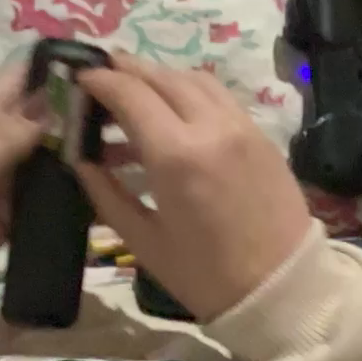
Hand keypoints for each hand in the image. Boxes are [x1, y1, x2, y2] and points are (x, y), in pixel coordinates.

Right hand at [76, 54, 312, 322]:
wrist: (282, 289)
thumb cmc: (206, 276)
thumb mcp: (145, 242)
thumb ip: (107, 194)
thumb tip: (82, 160)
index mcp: (176, 155)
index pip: (130, 94)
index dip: (99, 80)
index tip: (79, 78)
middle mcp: (211, 126)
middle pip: (162, 77)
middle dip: (127, 70)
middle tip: (102, 77)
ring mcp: (242, 127)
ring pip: (196, 80)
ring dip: (161, 78)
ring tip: (137, 96)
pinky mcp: (262, 136)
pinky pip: (221, 98)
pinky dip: (192, 93)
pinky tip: (177, 117)